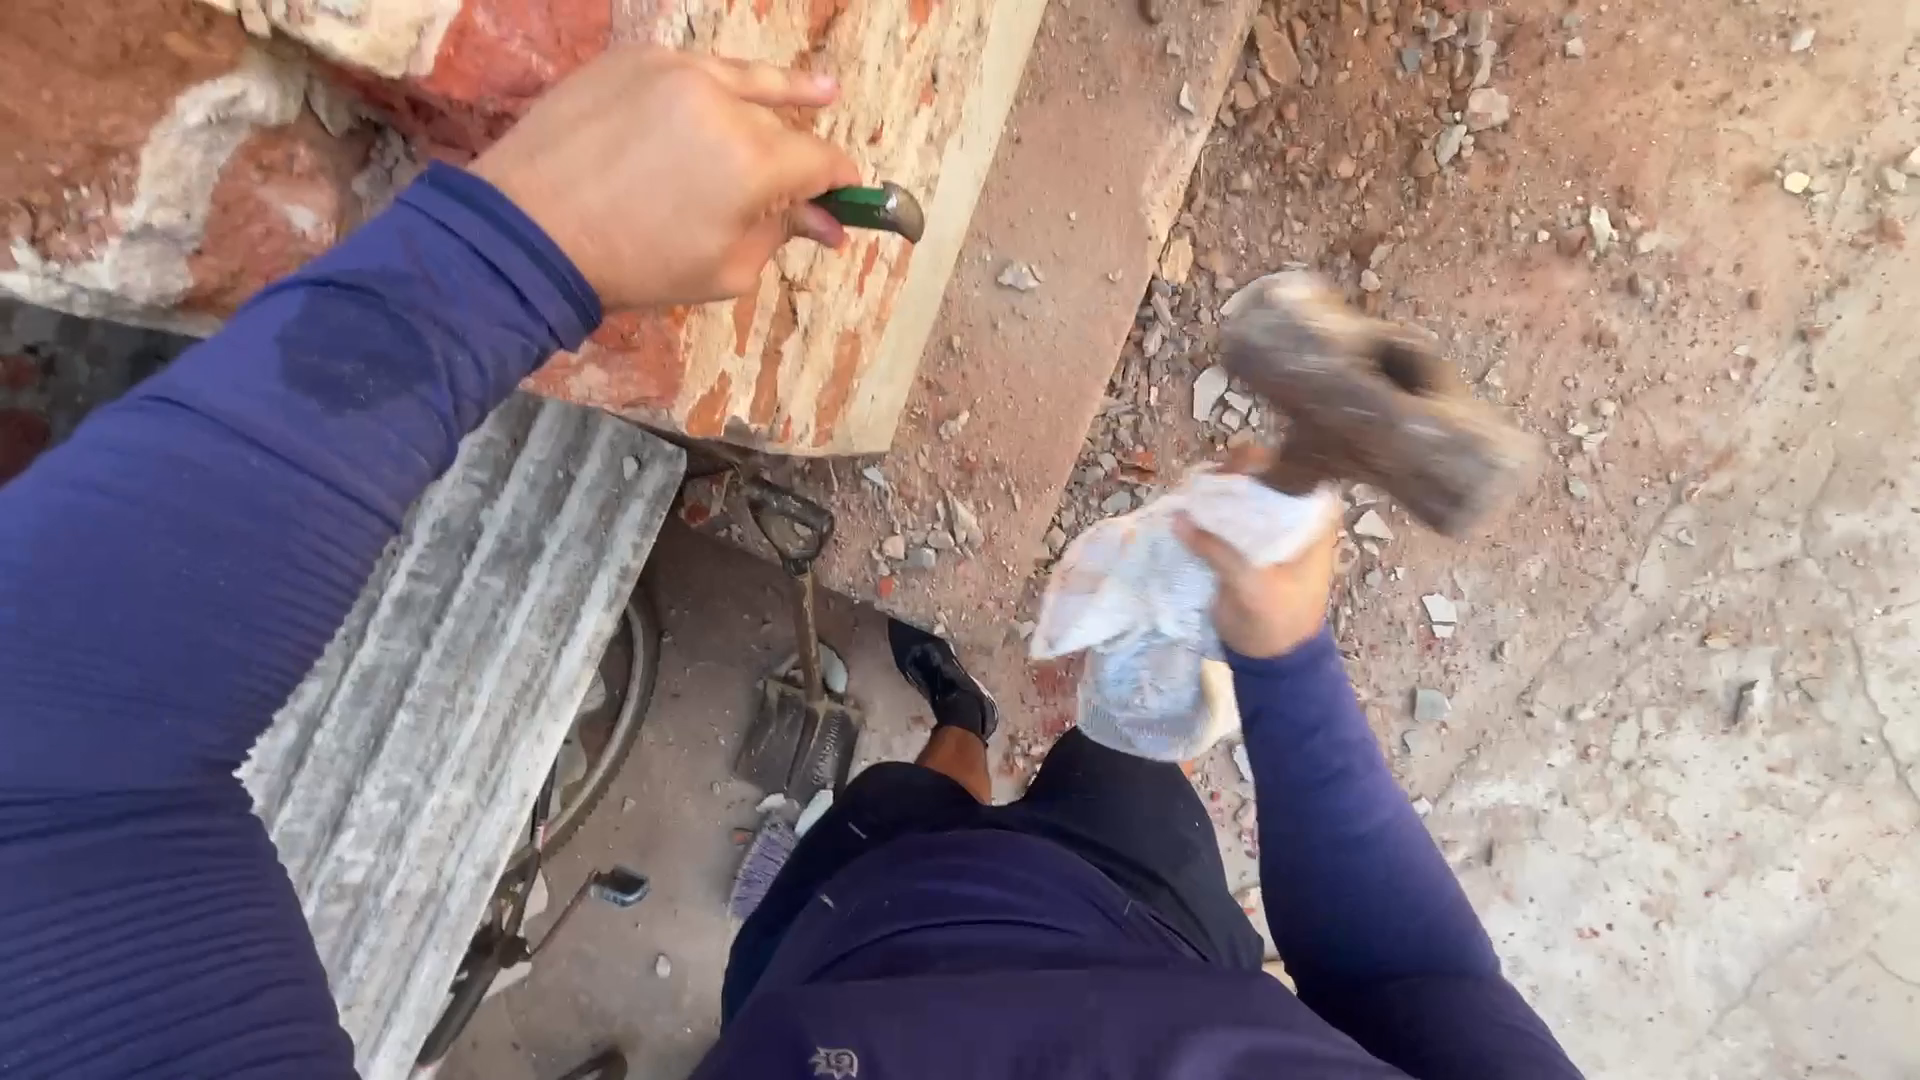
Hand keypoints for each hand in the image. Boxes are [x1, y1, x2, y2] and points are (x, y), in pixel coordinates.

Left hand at [471, 48, 861, 309]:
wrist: (534, 230)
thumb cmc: (640, 265)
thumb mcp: (728, 268)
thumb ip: (782, 233)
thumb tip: (828, 224)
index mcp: (752, 160)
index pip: (821, 162)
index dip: (843, 183)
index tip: (850, 199)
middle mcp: (722, 100)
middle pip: (787, 125)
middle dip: (807, 157)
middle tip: (817, 183)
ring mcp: (675, 69)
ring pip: (748, 80)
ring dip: (788, 92)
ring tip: (825, 91)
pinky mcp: (633, 59)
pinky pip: (697, 70)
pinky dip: (723, 86)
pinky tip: (734, 96)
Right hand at [1173, 466, 1336, 658]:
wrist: (1270, 660)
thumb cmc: (1275, 622)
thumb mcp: (1251, 587)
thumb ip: (1219, 552)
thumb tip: (1179, 519)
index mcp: (1312, 528)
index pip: (1302, 477)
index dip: (1274, 462)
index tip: (1241, 461)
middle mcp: (1293, 524)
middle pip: (1269, 481)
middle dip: (1239, 473)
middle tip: (1211, 474)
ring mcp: (1268, 535)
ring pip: (1246, 500)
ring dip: (1221, 492)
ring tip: (1195, 487)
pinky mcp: (1245, 548)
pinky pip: (1228, 521)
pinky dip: (1210, 513)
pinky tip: (1189, 506)